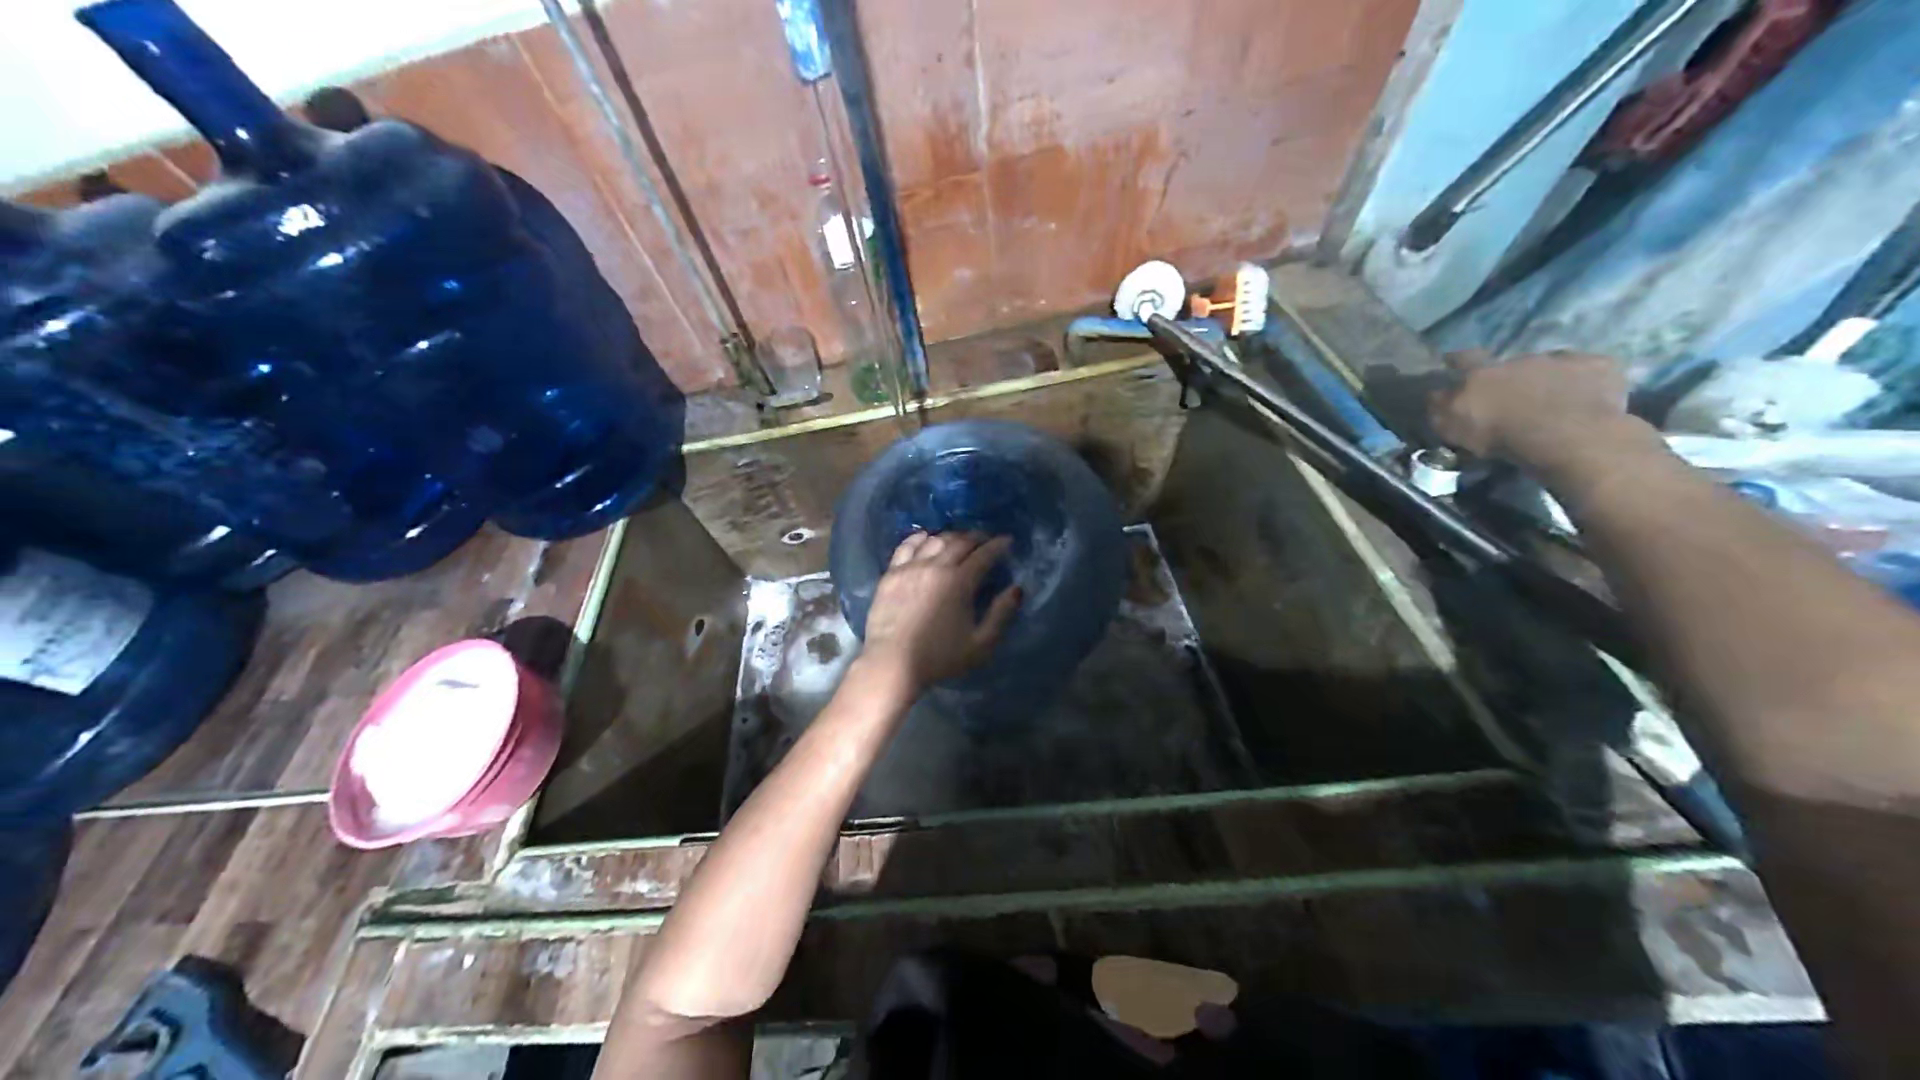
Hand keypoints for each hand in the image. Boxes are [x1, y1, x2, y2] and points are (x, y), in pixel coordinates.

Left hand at [860, 531, 1021, 692]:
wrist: (891, 663)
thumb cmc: (940, 657)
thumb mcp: (981, 644)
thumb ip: (1001, 614)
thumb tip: (1017, 589)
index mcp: (960, 581)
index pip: (984, 554)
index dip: (998, 545)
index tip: (1007, 541)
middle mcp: (936, 566)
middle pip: (960, 542)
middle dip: (977, 538)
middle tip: (985, 540)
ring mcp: (910, 567)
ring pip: (935, 540)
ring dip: (951, 536)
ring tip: (959, 540)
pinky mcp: (891, 574)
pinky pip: (907, 546)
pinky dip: (920, 538)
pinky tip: (926, 538)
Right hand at [1430, 350, 1654, 472]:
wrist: (1567, 436)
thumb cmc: (1501, 433)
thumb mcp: (1452, 426)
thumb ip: (1440, 405)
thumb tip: (1436, 391)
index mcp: (1483, 372)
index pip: (1462, 358)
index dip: (1455, 360)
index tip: (1451, 363)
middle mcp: (1521, 358)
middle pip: (1511, 363)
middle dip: (1510, 376)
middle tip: (1512, 397)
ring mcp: (1564, 359)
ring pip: (1552, 365)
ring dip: (1548, 378)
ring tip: (1553, 401)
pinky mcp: (1601, 367)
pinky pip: (1591, 371)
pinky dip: (1587, 381)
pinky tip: (1587, 398)